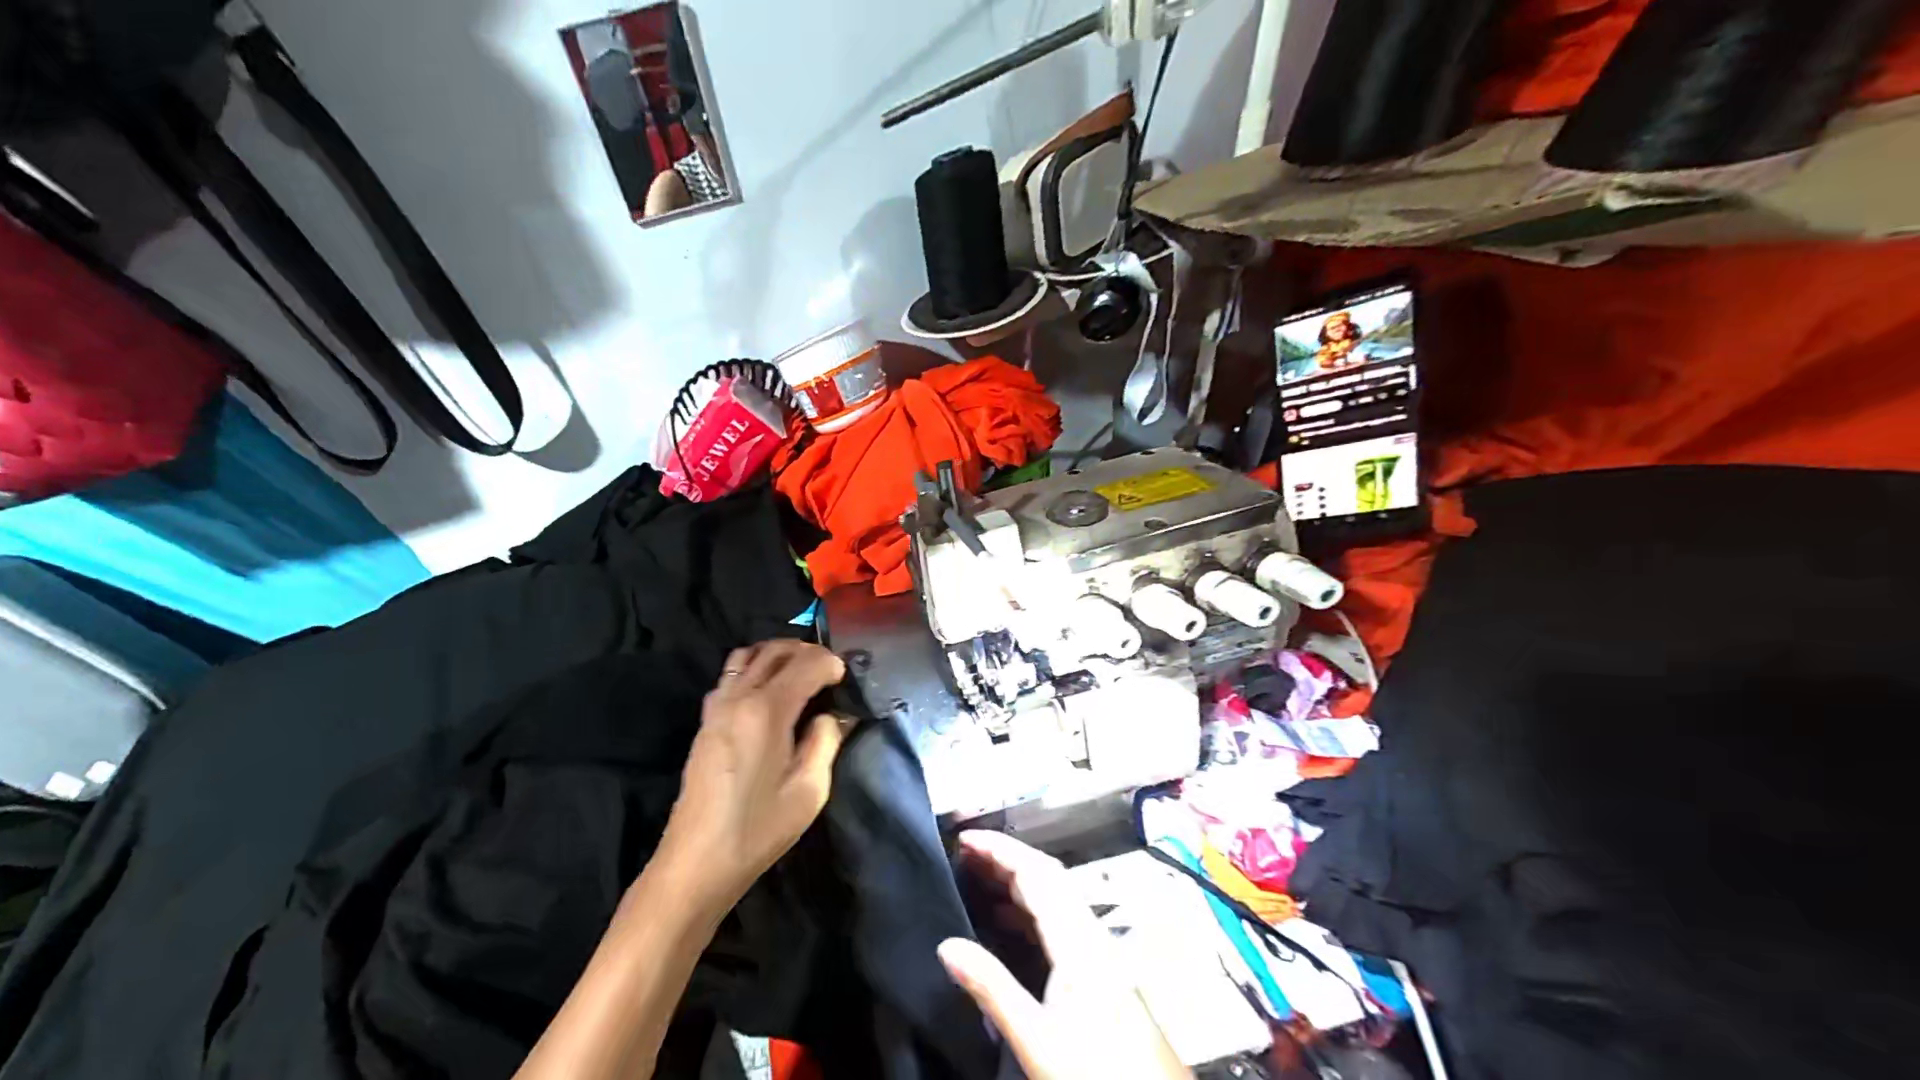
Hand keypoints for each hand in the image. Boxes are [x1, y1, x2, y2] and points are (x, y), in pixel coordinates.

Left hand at [653, 640, 847, 909]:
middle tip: (829, 672)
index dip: (832, 664)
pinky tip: (768, 695)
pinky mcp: (705, 721)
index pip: (806, 663)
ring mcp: (716, 706)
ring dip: (779, 655)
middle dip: (807, 652)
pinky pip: (731, 675)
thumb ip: (825, 741)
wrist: (696, 862)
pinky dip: (754, 668)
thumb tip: (832, 716)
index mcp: (767, 711)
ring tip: (801, 674)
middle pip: (775, 650)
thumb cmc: (758, 830)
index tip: (847, 680)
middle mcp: (739, 697)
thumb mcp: (810, 790)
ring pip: (749, 655)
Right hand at [938, 832, 1191, 1079]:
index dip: (1000, 849)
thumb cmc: (1095, 1070)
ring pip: (1056, 897)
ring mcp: (1101, 951)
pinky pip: (1061, 920)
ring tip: (978, 879)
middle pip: (1048, 876)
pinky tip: (1009, 925)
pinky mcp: (1102, 970)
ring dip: (1018, 881)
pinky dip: (1030, 908)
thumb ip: (991, 987)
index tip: (965, 839)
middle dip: (1006, 858)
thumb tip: (946, 945)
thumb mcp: (1036, 1037)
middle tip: (965, 853)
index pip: (1037, 873)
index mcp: (1078, 939)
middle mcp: (1092, 934)